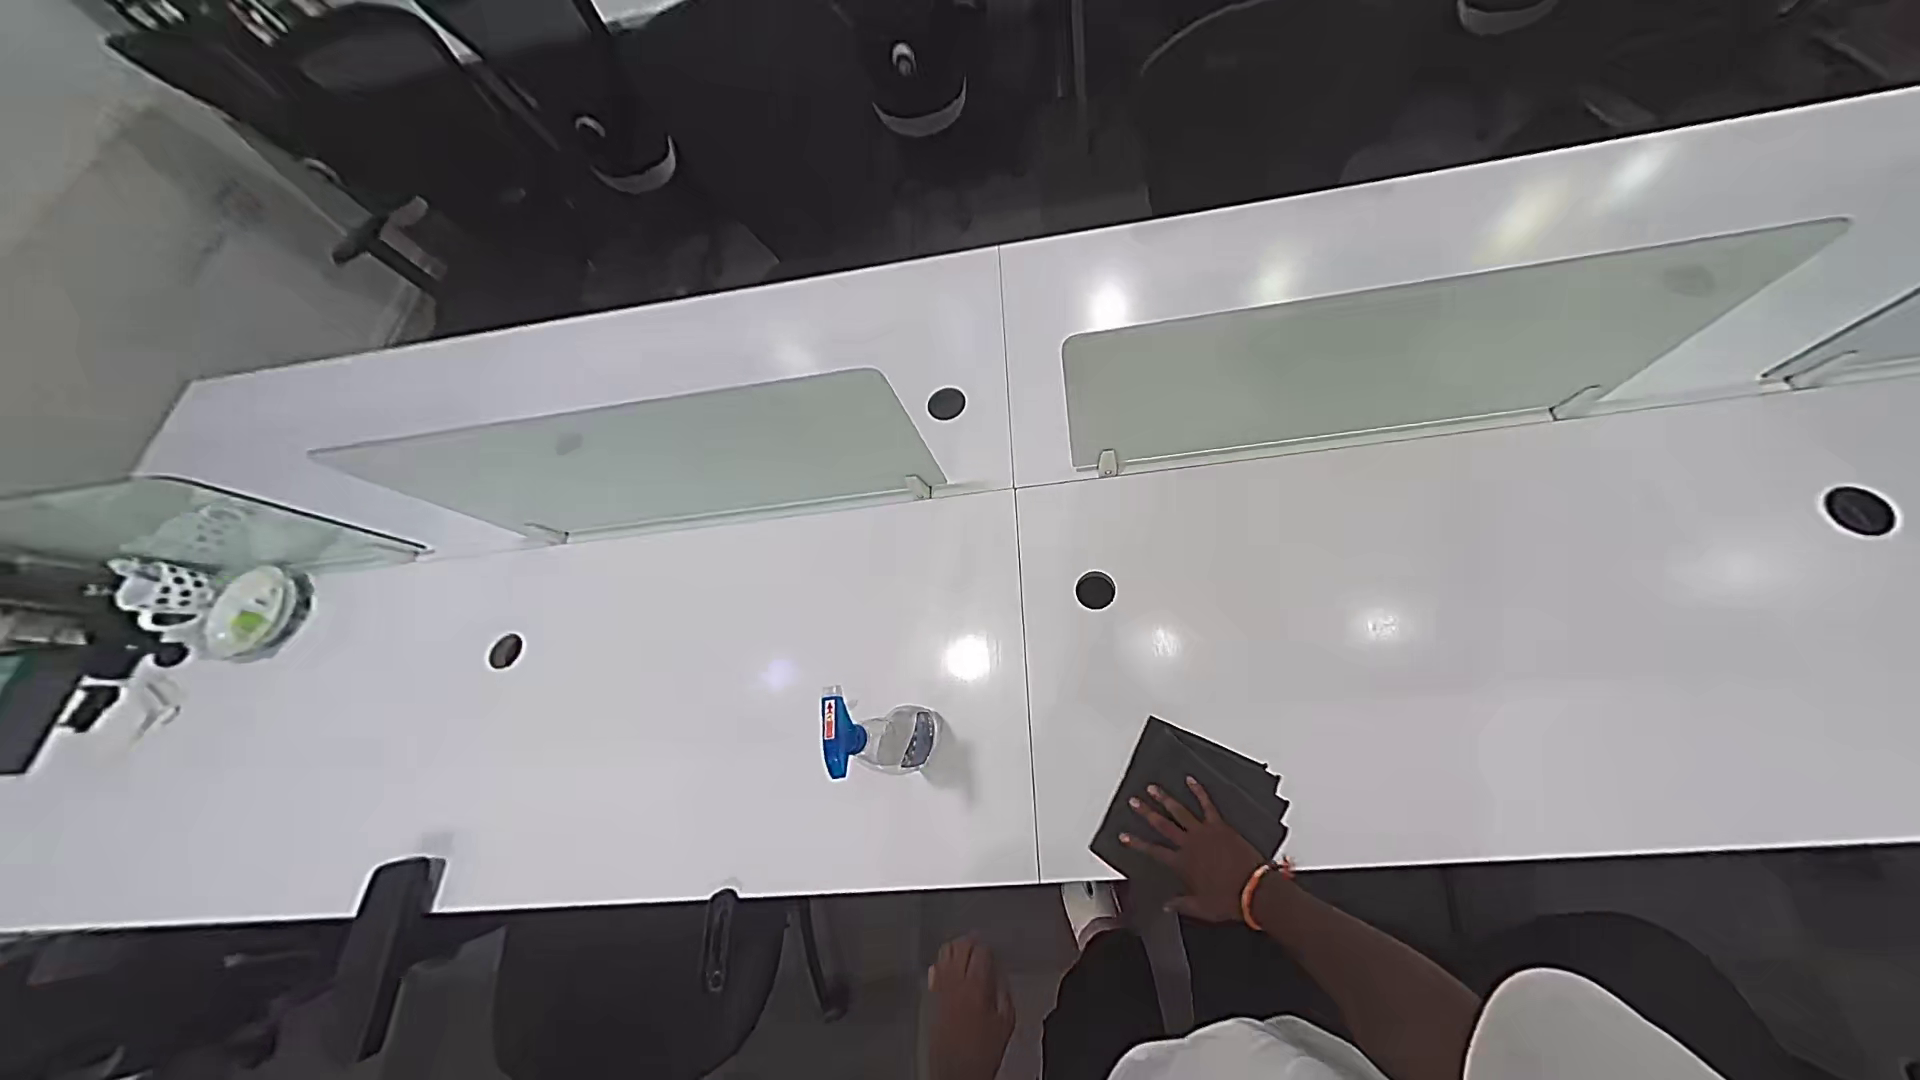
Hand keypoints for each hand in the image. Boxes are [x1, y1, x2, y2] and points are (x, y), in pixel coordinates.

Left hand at [927, 935, 1014, 1079]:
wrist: (956, 1074)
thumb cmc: (982, 1053)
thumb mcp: (1005, 1024)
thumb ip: (1004, 993)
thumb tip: (999, 977)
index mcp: (976, 986)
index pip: (981, 951)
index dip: (988, 948)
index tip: (993, 952)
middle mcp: (956, 981)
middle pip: (961, 945)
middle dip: (972, 941)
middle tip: (980, 944)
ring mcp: (941, 987)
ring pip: (945, 952)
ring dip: (956, 947)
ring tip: (965, 950)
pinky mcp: (931, 997)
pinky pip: (936, 968)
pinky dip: (944, 961)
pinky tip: (950, 966)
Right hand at [1120, 775, 1268, 921]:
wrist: (1254, 892)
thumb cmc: (1229, 900)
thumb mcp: (1201, 908)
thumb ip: (1181, 904)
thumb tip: (1167, 906)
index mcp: (1182, 863)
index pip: (1153, 851)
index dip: (1136, 843)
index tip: (1124, 835)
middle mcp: (1189, 844)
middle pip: (1162, 824)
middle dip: (1146, 812)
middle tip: (1134, 801)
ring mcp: (1203, 832)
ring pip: (1179, 811)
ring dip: (1164, 798)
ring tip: (1153, 788)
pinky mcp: (1219, 826)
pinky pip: (1206, 804)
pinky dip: (1198, 791)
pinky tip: (1191, 780)